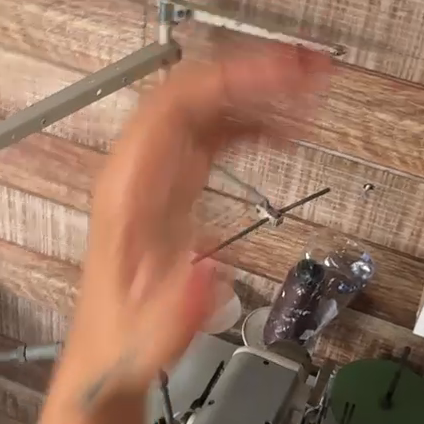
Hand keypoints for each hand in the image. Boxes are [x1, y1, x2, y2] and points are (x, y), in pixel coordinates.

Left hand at [52, 49, 328, 406]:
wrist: (110, 352)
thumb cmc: (126, 339)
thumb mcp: (150, 335)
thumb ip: (181, 306)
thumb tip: (212, 270)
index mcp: (130, 188)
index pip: (174, 106)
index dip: (229, 80)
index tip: (282, 74)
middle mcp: (142, 169)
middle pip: (194, 93)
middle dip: (254, 73)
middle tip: (313, 71)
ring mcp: (159, 173)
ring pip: (208, 108)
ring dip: (259, 93)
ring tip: (312, 90)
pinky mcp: (175, 184)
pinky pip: (215, 135)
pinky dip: (252, 125)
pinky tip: (286, 132)